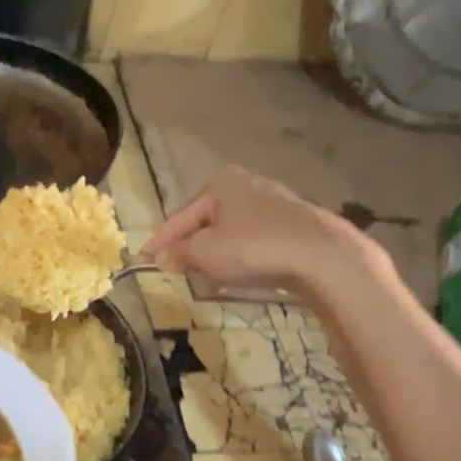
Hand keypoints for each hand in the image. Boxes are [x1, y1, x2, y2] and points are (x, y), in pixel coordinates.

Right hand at [140, 166, 383, 299]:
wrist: (317, 254)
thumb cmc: (252, 246)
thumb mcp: (205, 253)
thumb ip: (179, 253)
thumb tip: (161, 257)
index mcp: (219, 183)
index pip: (180, 217)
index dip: (160, 241)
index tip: (143, 258)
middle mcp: (245, 184)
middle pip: (205, 221)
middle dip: (189, 246)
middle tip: (174, 270)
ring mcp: (271, 202)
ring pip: (229, 231)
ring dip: (213, 253)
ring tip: (203, 276)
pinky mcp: (290, 222)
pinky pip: (251, 238)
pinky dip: (238, 255)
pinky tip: (235, 273)